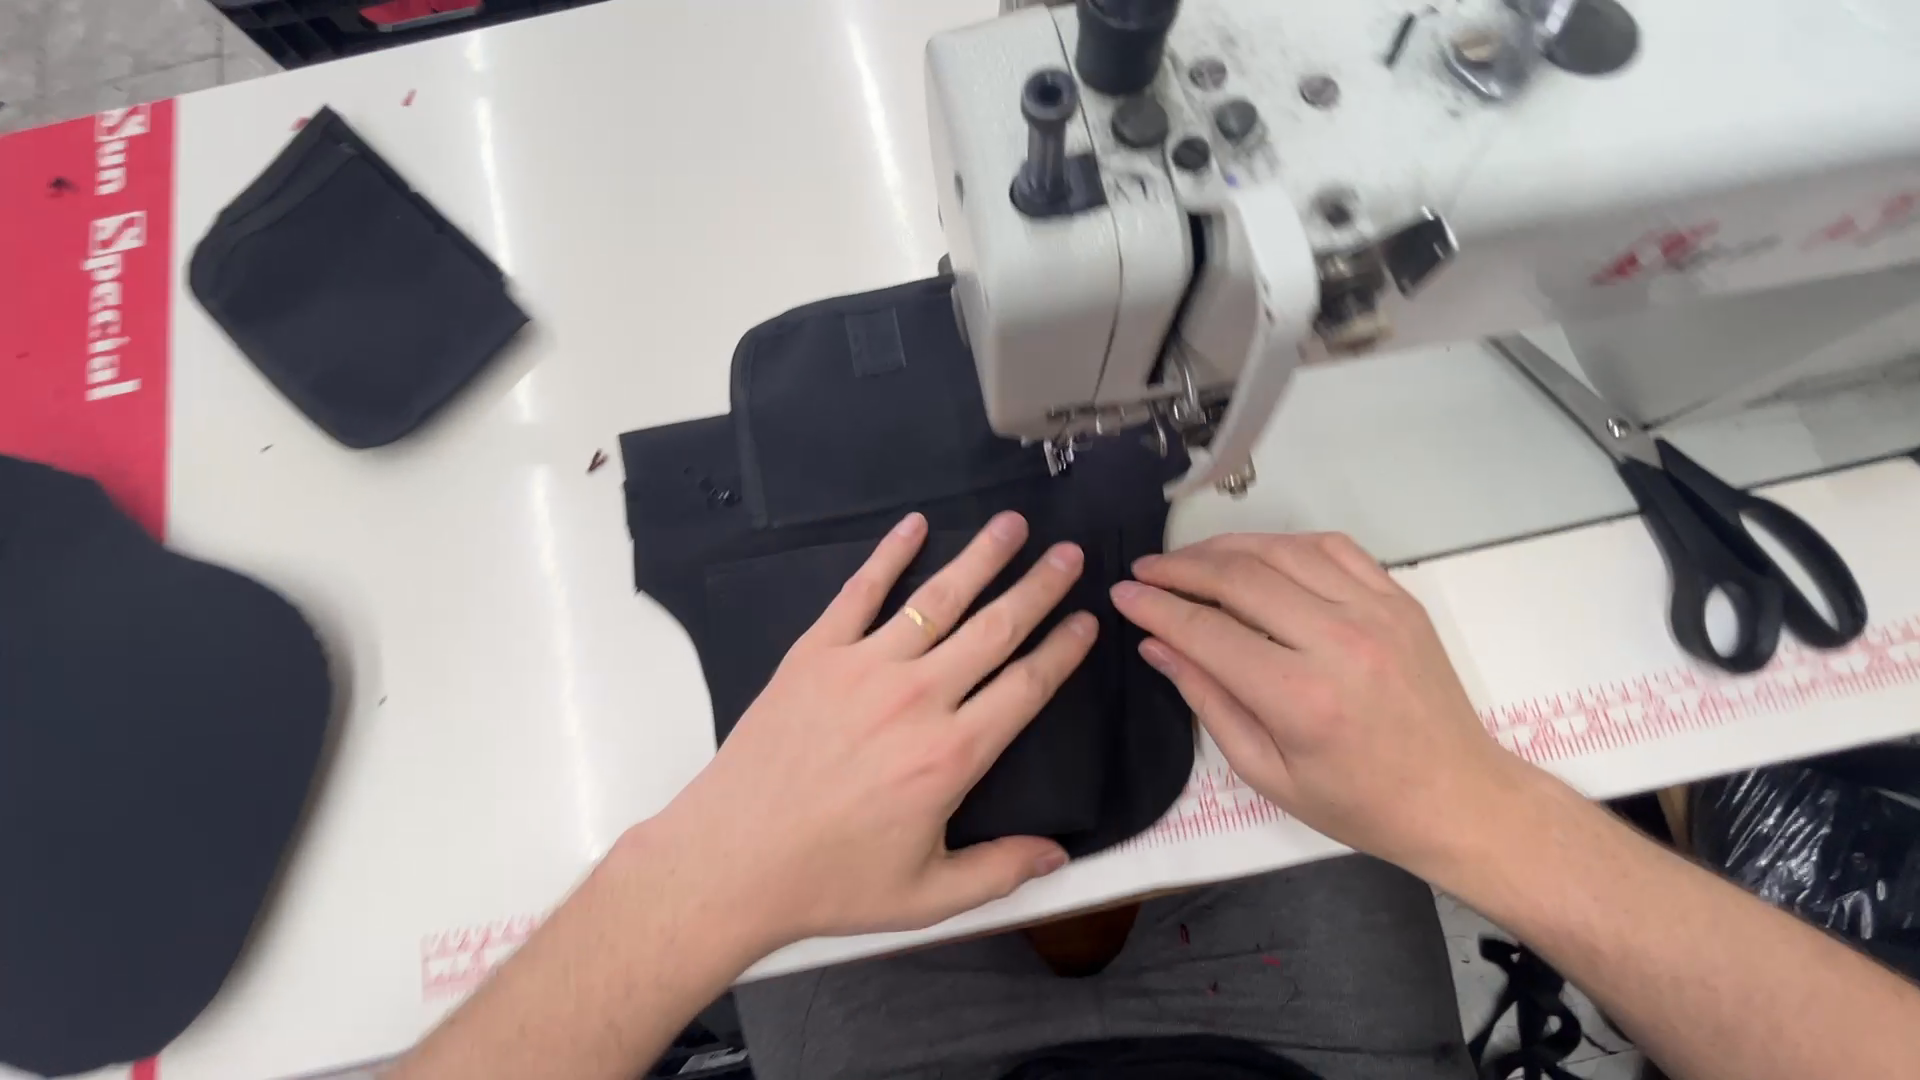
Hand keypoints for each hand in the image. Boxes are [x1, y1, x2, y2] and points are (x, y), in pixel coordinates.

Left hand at [640, 511, 1093, 953]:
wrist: (731, 860)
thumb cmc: (831, 880)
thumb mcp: (927, 896)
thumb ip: (1000, 870)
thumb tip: (1060, 853)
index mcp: (952, 754)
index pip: (1027, 685)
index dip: (1064, 649)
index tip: (1087, 619)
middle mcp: (917, 698)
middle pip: (995, 628)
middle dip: (1039, 587)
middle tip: (1069, 553)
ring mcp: (864, 666)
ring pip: (938, 598)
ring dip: (981, 557)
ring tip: (1011, 524)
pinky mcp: (817, 652)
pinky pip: (860, 591)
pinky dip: (889, 555)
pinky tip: (914, 525)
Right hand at [1109, 532, 1521, 872]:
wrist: (1460, 799)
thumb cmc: (1356, 801)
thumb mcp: (1265, 771)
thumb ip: (1207, 701)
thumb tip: (1157, 645)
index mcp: (1299, 696)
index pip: (1205, 631)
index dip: (1154, 607)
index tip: (1122, 594)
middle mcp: (1337, 640)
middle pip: (1238, 578)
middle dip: (1179, 568)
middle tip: (1145, 570)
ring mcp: (1375, 612)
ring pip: (1280, 550)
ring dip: (1224, 547)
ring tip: (1189, 559)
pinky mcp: (1399, 599)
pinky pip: (1331, 547)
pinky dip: (1282, 542)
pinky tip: (1255, 553)